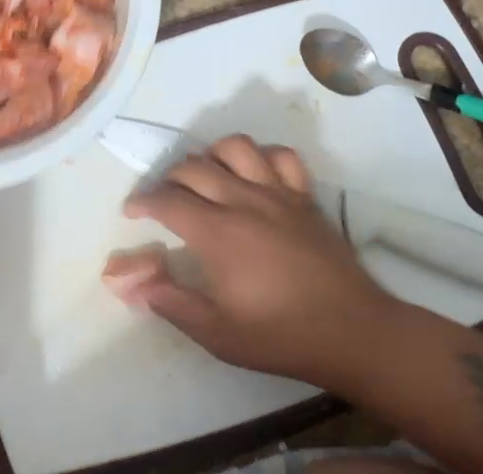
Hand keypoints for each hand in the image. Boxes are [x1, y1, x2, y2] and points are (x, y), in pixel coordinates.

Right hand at [105, 135, 395, 388]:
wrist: (351, 331)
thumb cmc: (280, 336)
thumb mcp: (217, 334)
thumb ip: (171, 303)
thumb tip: (133, 282)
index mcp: (217, 233)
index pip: (167, 200)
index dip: (143, 200)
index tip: (132, 211)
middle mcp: (243, 200)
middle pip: (194, 167)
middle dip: (169, 177)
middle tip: (163, 199)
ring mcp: (278, 193)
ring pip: (236, 147)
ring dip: (212, 155)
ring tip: (207, 177)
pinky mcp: (304, 196)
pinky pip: (282, 156)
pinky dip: (262, 156)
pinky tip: (255, 175)